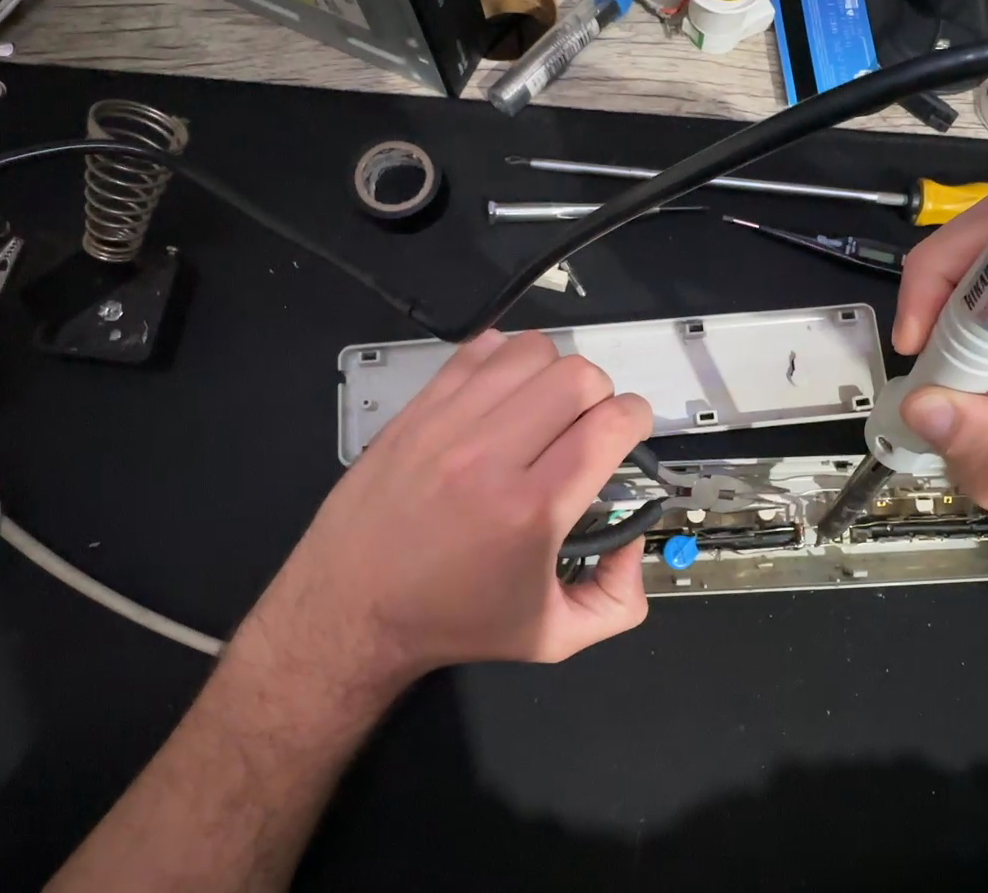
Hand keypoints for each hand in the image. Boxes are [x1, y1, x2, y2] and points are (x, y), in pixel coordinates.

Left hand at [245, 331, 653, 690]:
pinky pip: (477, 351)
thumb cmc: (453, 621)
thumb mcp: (552, 637)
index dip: (637, 418)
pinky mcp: (418, 411)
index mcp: (532, 511)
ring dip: (555, 372)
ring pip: (531, 352)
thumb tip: (636, 544)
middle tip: (589, 425)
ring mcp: (448, 425)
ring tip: (547, 406)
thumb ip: (618, 600)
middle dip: (602, 395)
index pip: (609, 425)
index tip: (631, 432)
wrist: (350, 608)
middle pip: (577, 378)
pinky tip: (504, 395)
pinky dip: (505, 361)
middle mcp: (490, 456)